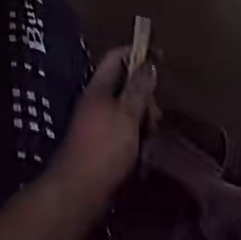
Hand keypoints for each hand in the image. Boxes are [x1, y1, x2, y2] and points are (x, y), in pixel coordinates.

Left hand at [52, 47, 156, 200]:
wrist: (80, 187)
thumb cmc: (104, 147)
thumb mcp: (126, 115)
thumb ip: (138, 89)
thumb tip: (147, 62)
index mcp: (98, 87)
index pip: (116, 58)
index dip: (136, 53)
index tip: (160, 55)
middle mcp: (95, 99)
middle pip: (125, 84)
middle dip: (144, 95)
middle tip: (154, 116)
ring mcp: (97, 119)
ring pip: (127, 108)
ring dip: (142, 117)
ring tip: (150, 135)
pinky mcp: (101, 140)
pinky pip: (124, 127)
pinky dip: (136, 133)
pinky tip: (143, 149)